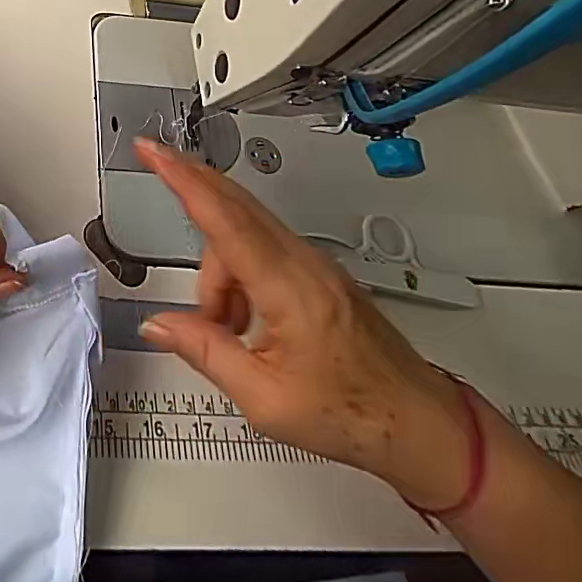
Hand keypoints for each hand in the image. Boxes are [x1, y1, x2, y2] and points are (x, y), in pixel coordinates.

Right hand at [132, 137, 472, 508]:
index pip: (226, 221)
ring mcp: (314, 266)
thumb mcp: (267, 399)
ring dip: (214, 271)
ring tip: (222, 327)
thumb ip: (204, 351)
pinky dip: (234, 273)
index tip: (155, 152)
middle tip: (153, 160)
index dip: (184, 181)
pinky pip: (259, 249)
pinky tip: (240, 319)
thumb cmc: (358, 417)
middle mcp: (305, 265)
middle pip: (234, 205)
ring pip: (240, 234)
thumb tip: (157, 324)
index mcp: (292, 291)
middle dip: (190, 182)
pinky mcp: (316, 274)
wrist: (427, 428)